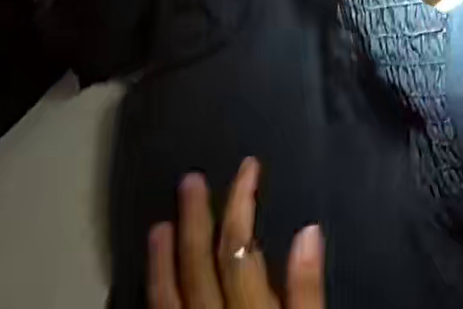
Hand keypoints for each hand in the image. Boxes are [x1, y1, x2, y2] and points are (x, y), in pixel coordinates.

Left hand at [147, 158, 323, 308]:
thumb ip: (307, 287)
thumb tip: (309, 230)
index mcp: (249, 308)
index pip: (238, 248)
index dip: (240, 204)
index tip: (248, 167)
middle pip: (200, 266)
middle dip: (196, 220)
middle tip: (190, 180)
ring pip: (169, 295)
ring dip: (163, 259)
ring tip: (160, 226)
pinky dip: (154, 290)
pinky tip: (153, 276)